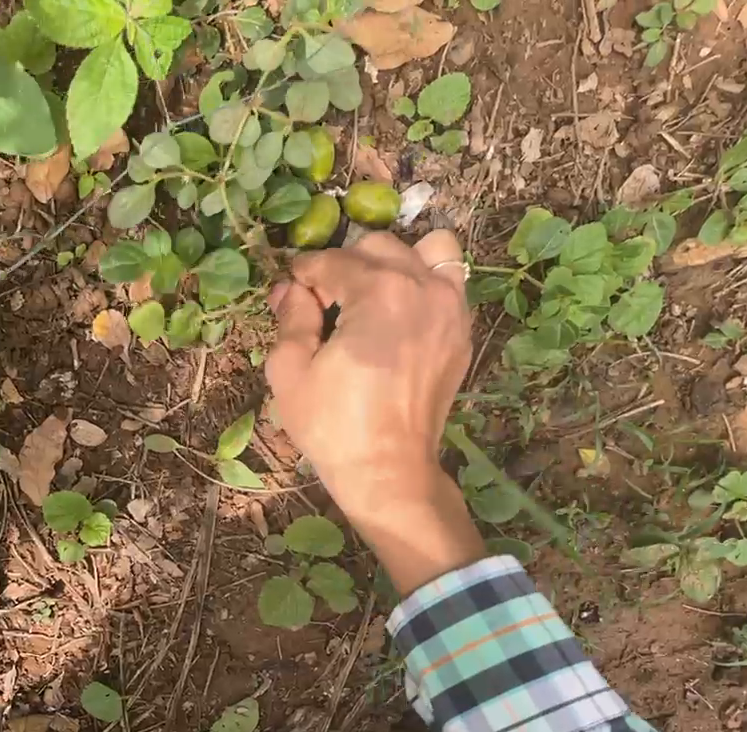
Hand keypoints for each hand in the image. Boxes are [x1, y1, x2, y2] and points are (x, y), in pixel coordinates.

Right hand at [266, 231, 485, 591]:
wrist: (387, 469)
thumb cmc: (331, 425)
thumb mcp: (290, 372)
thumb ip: (291, 318)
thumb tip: (289, 289)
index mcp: (378, 292)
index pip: (331, 261)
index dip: (300, 274)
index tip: (285, 291)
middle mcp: (422, 286)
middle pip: (376, 247)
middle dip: (342, 266)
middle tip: (320, 303)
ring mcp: (451, 306)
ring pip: (424, 250)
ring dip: (390, 264)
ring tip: (367, 297)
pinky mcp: (461, 330)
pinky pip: (447, 281)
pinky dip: (421, 283)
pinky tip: (395, 315)